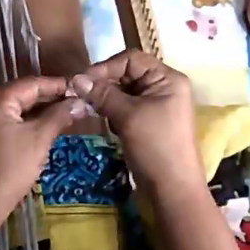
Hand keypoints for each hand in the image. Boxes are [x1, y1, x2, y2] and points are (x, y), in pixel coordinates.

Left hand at [0, 76, 87, 229]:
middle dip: (52, 97)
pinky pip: (16, 122)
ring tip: (71, 112)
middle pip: (25, 94)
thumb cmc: (10, 169)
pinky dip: (34, 122)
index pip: (31, 84)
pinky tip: (53, 126)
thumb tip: (80, 102)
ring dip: (45, 110)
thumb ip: (59, 116)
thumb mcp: (38, 140)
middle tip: (80, 101)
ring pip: (21, 109)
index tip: (82, 88)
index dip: (57, 85)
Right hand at [71, 51, 202, 191]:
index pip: (131, 59)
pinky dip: (113, 114)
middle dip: (104, 84)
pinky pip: (126, 109)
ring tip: (92, 111)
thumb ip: (102, 94)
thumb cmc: (155, 147)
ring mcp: (156, 106)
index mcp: (167, 79)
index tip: (81, 83)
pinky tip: (108, 126)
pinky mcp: (148, 124)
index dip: (105, 67)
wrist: (173, 190)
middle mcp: (164, 88)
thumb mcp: (128, 116)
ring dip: (106, 100)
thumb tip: (76, 78)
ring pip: (123, 92)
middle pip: (127, 74)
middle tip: (80, 98)